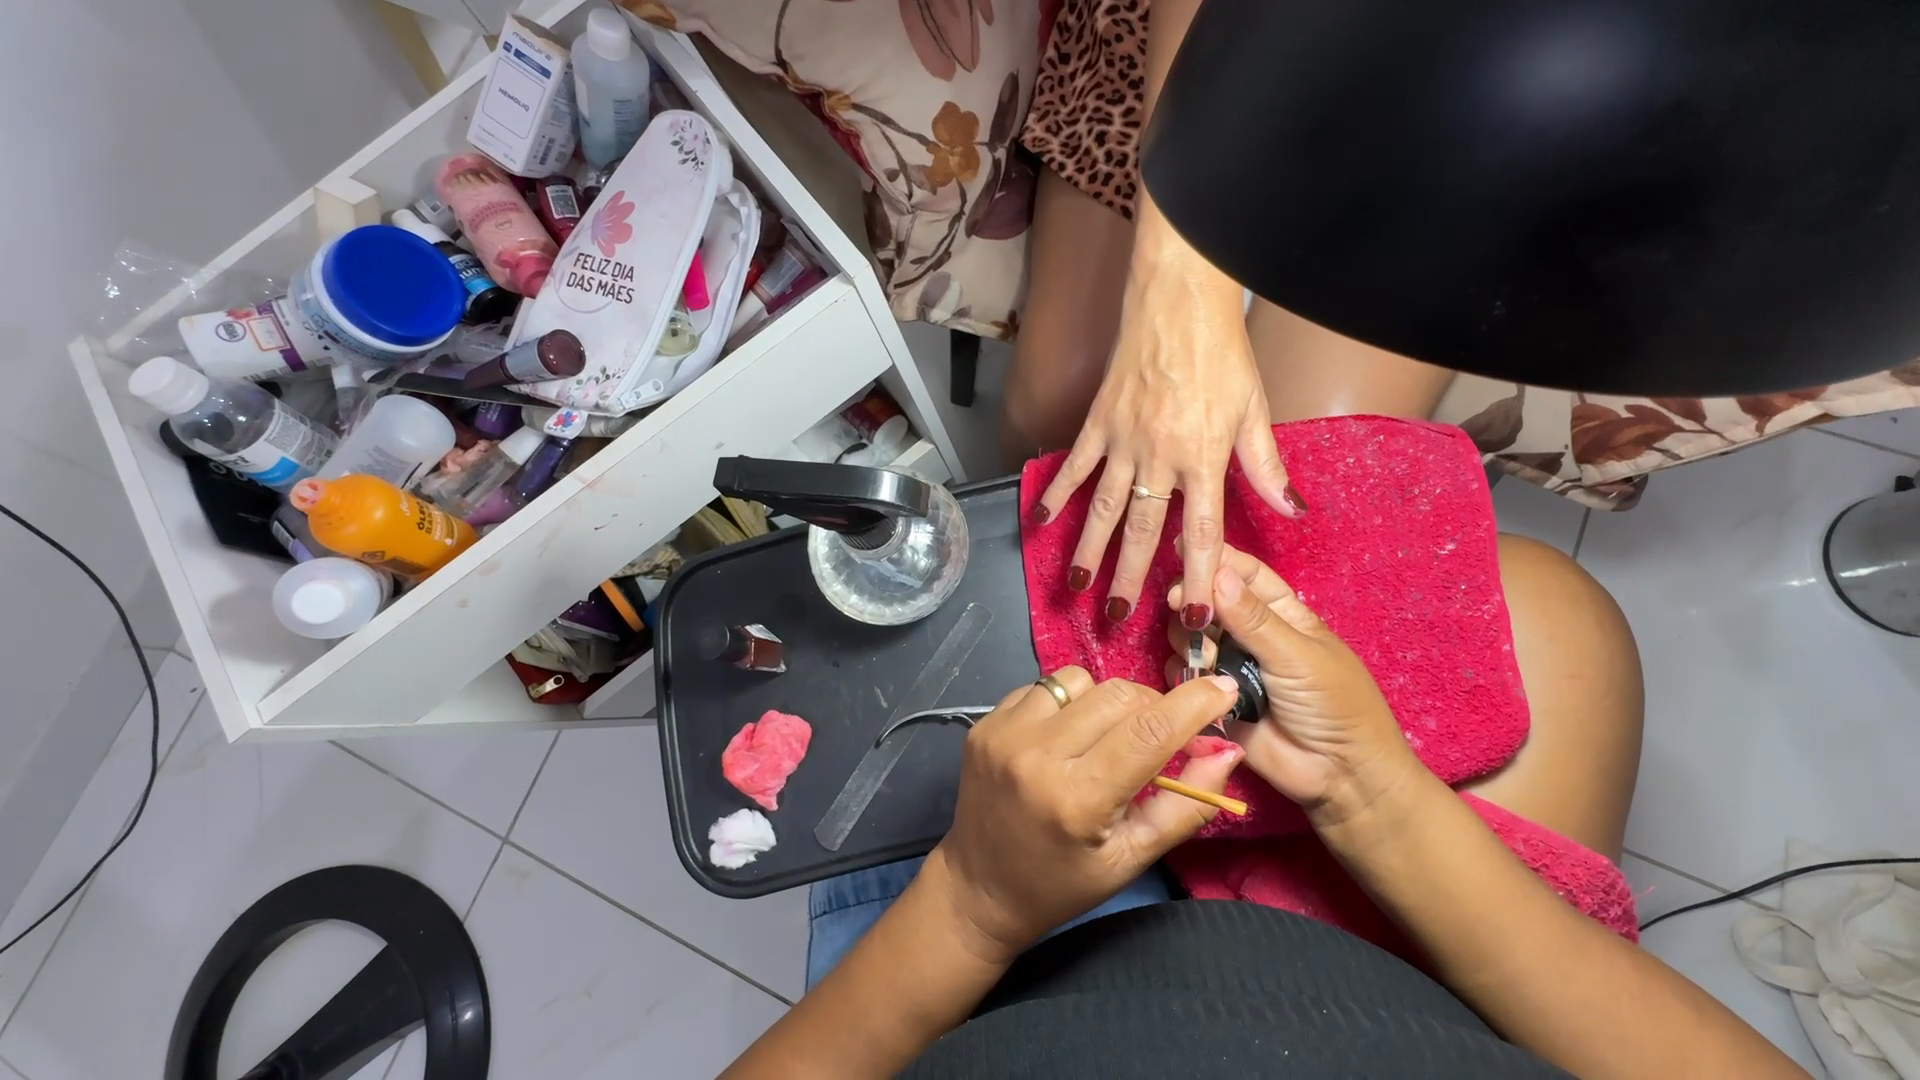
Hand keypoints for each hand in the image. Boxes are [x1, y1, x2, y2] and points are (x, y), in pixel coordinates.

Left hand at [931, 666, 1243, 962]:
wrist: (978, 888)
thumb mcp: (1131, 858)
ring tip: (1105, 738)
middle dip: (1153, 706)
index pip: (1149, 732)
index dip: (1194, 704)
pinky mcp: (985, 723)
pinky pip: (1043, 687)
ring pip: (1080, 681)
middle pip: (1119, 696)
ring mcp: (1003, 734)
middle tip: (1160, 733)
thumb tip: (1227, 750)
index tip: (1224, 689)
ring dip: (1107, 701)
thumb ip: (1186, 806)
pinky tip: (1064, 738)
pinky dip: (1067, 703)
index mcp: (1077, 799)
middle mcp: (1036, 756)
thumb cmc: (1062, 884)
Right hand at [1032, 216, 1301, 630]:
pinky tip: (1043, 519)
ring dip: (1090, 548)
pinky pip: (1076, 464)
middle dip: (1131, 578)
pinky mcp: (1099, 421)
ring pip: (1105, 506)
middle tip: (1117, 617)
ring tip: (1077, 583)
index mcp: (1205, 458)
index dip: (1202, 580)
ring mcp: (1123, 441)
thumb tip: (1292, 511)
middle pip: (1145, 530)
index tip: (1197, 620)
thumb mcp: (1254, 408)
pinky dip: (1058, 492)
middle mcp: (1161, 457)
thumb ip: (1265, 466)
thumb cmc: (1222, 352)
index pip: (1204, 532)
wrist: (1177, 299)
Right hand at [1164, 545, 1418, 825]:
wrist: (1339, 776)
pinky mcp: (1212, 698)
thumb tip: (1217, 573)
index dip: (1216, 560)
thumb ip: (1253, 619)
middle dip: (1193, 601)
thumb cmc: (1335, 705)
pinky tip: (1196, 681)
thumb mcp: (1298, 655)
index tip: (1184, 549)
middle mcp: (1250, 635)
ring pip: (1189, 636)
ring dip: (1189, 638)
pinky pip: (1183, 674)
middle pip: (1207, 601)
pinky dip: (1182, 672)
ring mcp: (1229, 666)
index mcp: (1281, 613)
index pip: (1244, 574)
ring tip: (1205, 656)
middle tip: (1183, 608)